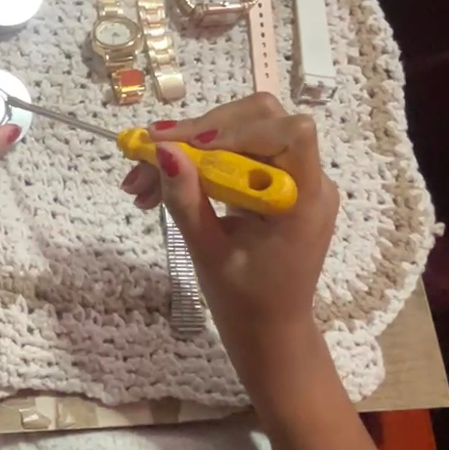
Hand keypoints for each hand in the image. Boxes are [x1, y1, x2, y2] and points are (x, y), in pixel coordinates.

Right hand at [119, 93, 339, 375]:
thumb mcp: (207, 252)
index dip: (240, 128)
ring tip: (141, 181)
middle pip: (259, 117)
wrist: (269, 331)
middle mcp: (307, 180)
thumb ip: (186, 199)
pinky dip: (198, 159)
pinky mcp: (273, 183)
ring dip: (189, 144)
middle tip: (148, 156)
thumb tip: (162, 149)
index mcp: (303, 200)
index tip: (191, 148)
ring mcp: (292, 178)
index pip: (291, 132)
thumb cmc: (244, 302)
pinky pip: (237, 151)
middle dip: (199, 130)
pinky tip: (161, 182)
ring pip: (241, 129)